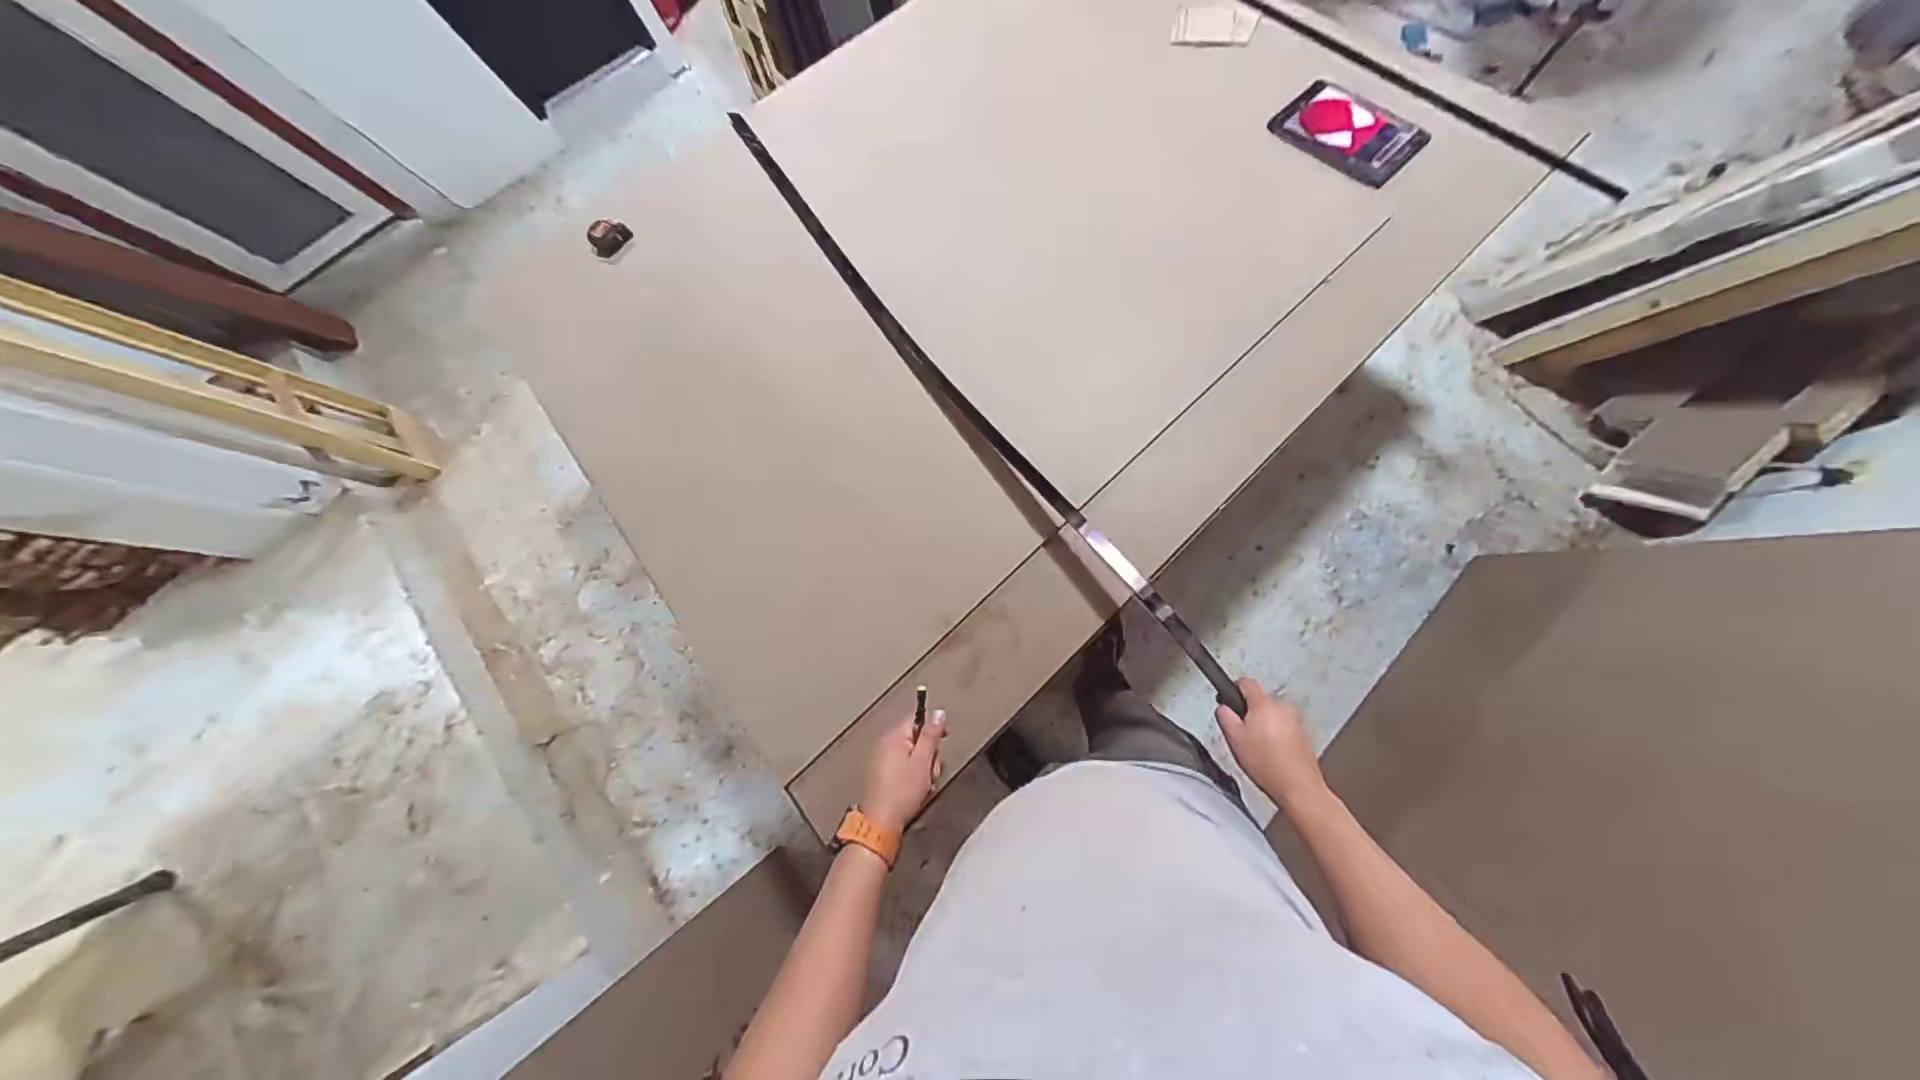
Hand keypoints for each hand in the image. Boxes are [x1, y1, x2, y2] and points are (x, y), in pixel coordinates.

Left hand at [861, 710, 946, 832]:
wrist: (881, 823)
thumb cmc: (901, 792)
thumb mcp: (922, 761)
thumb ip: (931, 735)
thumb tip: (938, 712)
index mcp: (894, 737)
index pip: (917, 718)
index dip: (933, 726)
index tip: (944, 737)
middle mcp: (886, 744)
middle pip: (917, 738)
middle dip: (930, 753)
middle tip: (932, 769)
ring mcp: (884, 760)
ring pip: (914, 754)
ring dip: (924, 767)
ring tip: (925, 783)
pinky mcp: (885, 774)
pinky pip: (906, 767)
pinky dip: (915, 776)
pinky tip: (918, 790)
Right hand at [1215, 678, 1327, 810]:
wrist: (1298, 787)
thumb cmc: (1267, 765)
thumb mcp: (1233, 738)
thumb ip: (1224, 716)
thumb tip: (1222, 708)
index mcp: (1263, 704)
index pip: (1246, 683)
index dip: (1233, 688)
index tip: (1229, 698)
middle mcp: (1282, 708)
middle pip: (1259, 701)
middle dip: (1249, 713)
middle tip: (1242, 733)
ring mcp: (1295, 721)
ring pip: (1271, 715)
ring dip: (1263, 725)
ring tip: (1257, 748)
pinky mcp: (1303, 735)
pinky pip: (1283, 728)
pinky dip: (1276, 736)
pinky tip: (1270, 754)